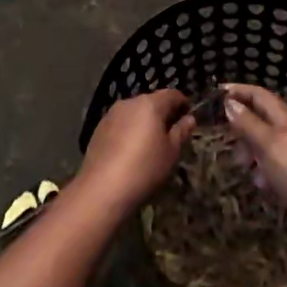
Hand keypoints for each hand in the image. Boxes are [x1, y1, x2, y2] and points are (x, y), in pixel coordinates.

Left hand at [76, 90, 195, 210]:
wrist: (100, 192)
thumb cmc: (144, 169)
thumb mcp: (171, 152)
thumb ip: (181, 131)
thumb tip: (189, 118)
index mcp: (150, 104)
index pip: (173, 94)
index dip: (183, 104)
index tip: (188, 118)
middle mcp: (129, 103)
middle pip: (152, 102)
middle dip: (163, 113)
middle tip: (170, 134)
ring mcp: (110, 116)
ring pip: (134, 113)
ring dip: (144, 122)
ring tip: (149, 144)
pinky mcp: (97, 130)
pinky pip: (120, 124)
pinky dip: (129, 131)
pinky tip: (130, 151)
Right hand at [222, 84, 286, 234]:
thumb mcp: (268, 142)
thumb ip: (249, 123)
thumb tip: (230, 102)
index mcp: (286, 116)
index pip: (259, 94)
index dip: (238, 91)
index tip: (215, 94)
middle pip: (259, 119)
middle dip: (241, 130)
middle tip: (229, 143)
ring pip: (261, 146)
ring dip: (250, 155)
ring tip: (246, 167)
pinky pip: (269, 168)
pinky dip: (261, 174)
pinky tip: (263, 186)